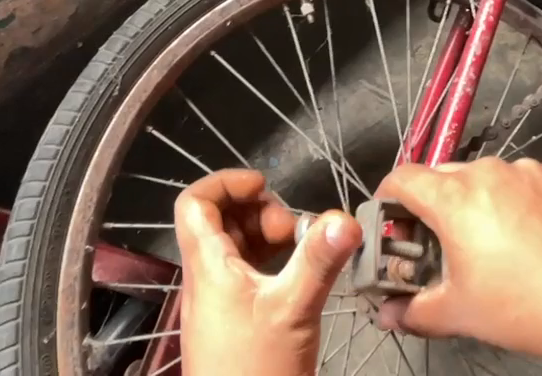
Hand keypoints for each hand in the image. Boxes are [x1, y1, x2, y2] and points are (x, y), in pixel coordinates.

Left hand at [174, 169, 361, 375]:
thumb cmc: (257, 370)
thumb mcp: (293, 310)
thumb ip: (318, 260)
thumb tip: (346, 219)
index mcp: (208, 265)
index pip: (195, 202)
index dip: (226, 183)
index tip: (265, 187)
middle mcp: (206, 278)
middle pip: (220, 221)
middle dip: (259, 212)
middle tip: (293, 231)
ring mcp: (218, 302)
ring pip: (235, 247)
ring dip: (267, 237)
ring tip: (300, 249)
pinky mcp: (233, 322)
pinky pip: (247, 274)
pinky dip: (271, 263)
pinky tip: (298, 274)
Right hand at [373, 158, 541, 364]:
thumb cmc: (531, 306)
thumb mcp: (460, 313)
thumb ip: (414, 310)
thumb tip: (388, 314)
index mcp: (454, 199)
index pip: (401, 178)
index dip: (387, 199)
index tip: (389, 223)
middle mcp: (484, 173)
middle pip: (437, 177)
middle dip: (427, 207)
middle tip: (431, 245)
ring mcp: (520, 171)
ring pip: (476, 178)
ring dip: (467, 204)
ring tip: (480, 247)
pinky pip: (512, 181)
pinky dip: (504, 202)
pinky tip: (518, 240)